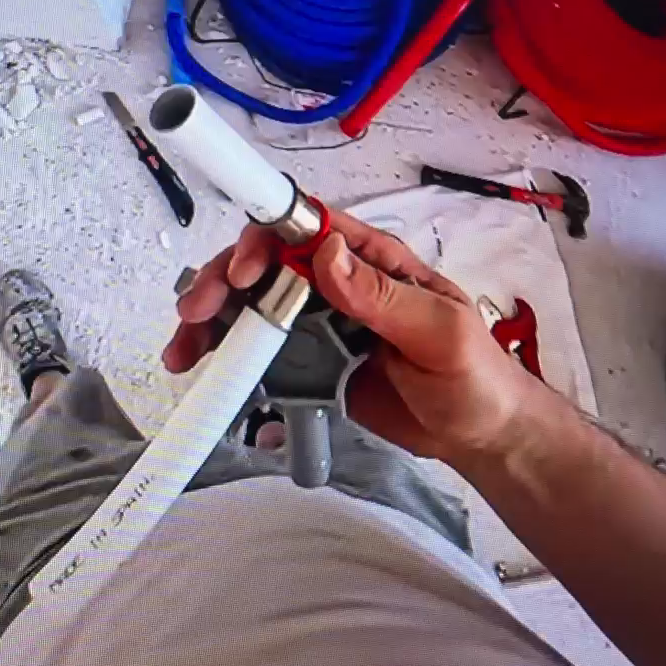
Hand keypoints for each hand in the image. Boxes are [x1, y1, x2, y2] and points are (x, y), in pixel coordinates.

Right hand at [167, 213, 547, 464]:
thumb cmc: (476, 377)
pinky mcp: (302, 358)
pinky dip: (222, 352)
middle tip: (198, 313)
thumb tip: (327, 251)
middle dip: (222, 282)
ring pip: (248, 304)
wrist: (480, 439)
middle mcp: (332, 282)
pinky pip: (254, 347)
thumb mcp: (441, 332)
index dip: (266, 238)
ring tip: (185, 350)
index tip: (244, 271)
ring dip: (210, 319)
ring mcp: (313, 320)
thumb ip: (383, 295)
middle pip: (262, 263)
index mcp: (369, 260)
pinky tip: (201, 365)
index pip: (305, 227)